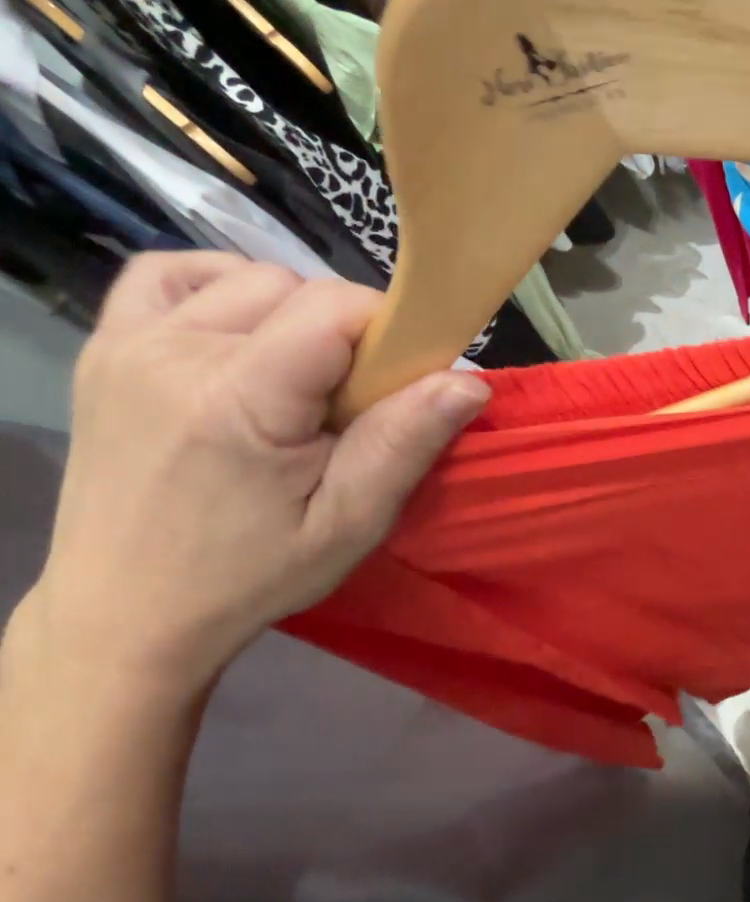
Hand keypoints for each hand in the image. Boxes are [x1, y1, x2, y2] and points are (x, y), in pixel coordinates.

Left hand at [19, 253, 489, 692]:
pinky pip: (169, 276)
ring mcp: (128, 344)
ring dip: (294, 316)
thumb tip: (472, 380)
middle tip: (354, 402)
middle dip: (347, 331)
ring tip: (303, 380)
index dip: (390, 332)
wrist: (130, 606)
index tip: (407, 384)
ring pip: (244, 277)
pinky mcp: (106, 348)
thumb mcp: (350, 521)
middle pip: (295, 287)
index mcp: (238, 398)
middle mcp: (174, 353)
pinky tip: (247, 335)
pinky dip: (220, 288)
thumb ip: (405, 442)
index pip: (334, 307)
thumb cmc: (255, 571)